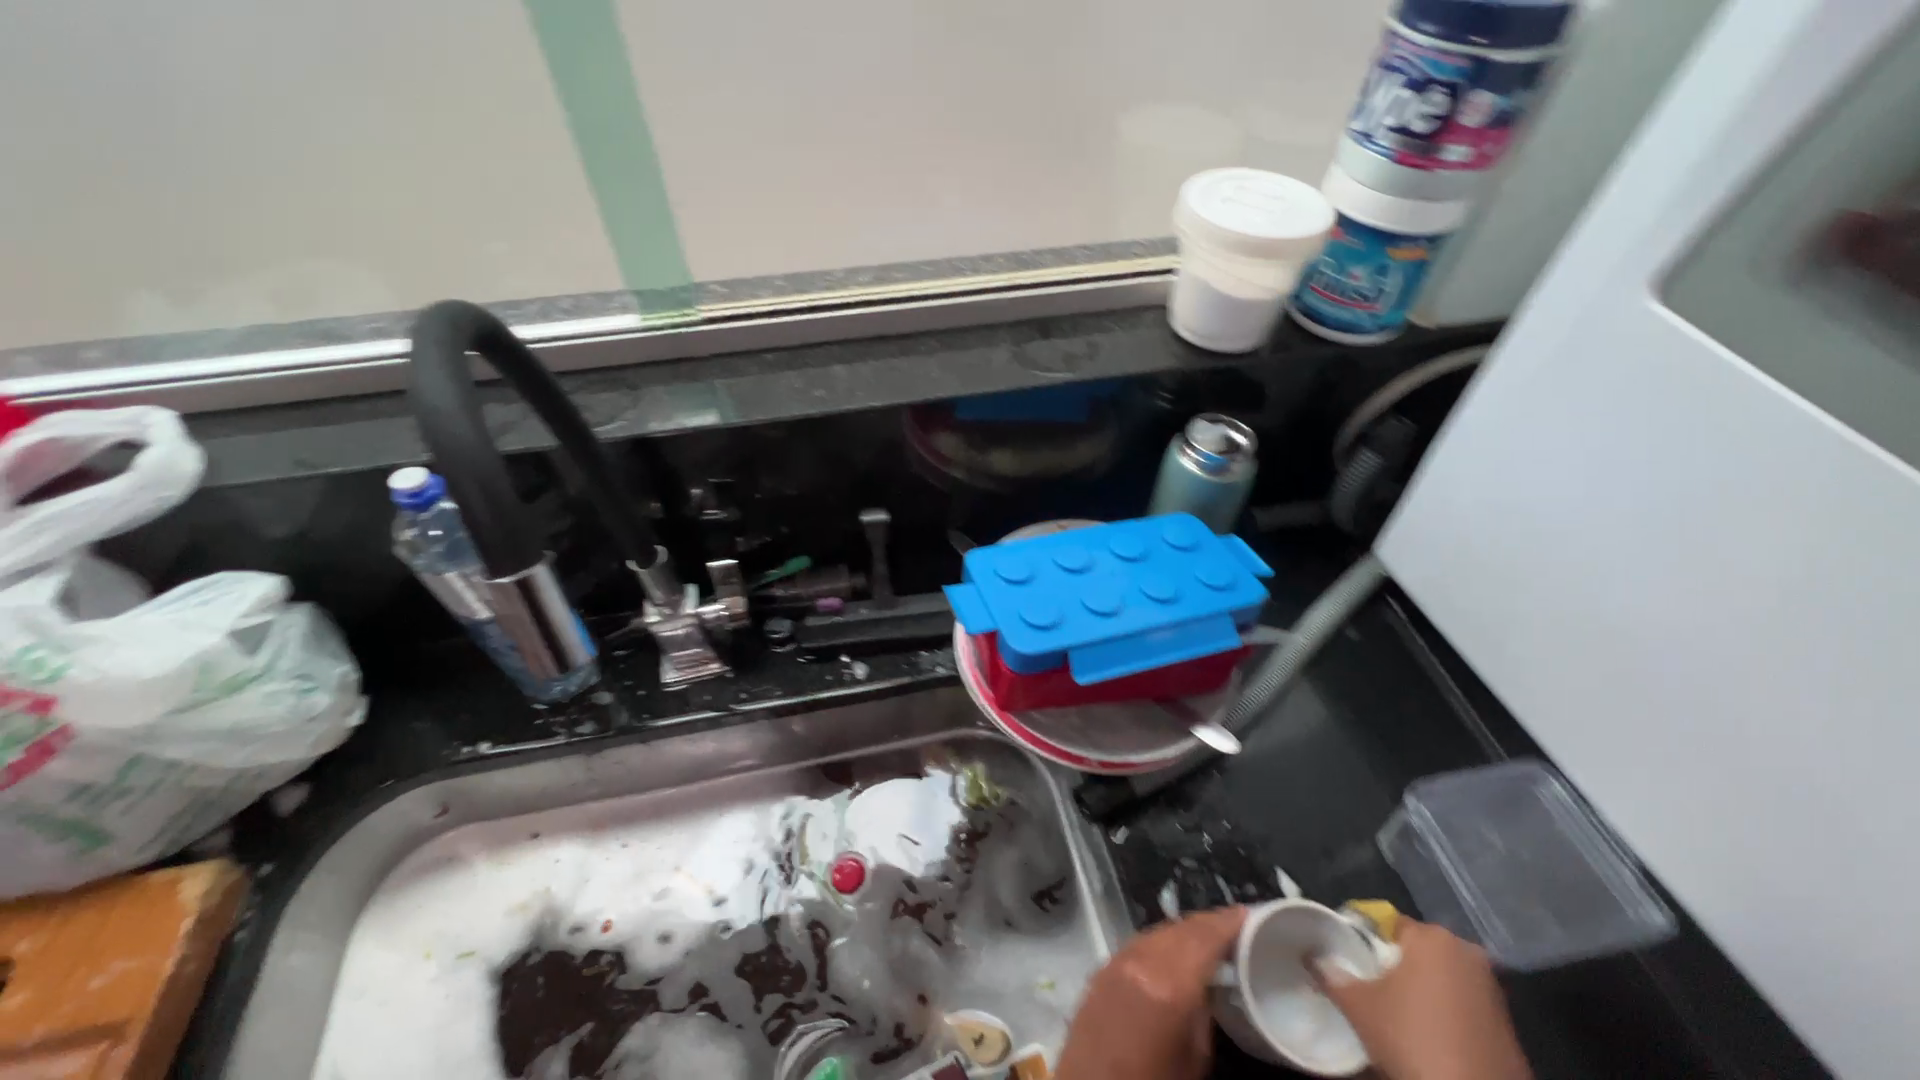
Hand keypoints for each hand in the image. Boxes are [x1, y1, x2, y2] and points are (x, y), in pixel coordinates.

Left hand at [1054, 907, 1244, 1079]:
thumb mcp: (1195, 1058)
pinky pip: (1138, 944)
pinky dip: (1161, 941)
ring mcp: (1114, 963)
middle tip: (1235, 926)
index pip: (1204, 937)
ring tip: (1210, 938)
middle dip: (1208, 923)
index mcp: (1168, 984)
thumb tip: (1209, 984)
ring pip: (1157, 932)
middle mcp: (1139, 962)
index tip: (1250, 914)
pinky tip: (1174, 952)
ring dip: (1184, 930)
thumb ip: (1204, 1012)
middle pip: (1180, 928)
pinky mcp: (1099, 972)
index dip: (1228, 922)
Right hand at [1316, 918, 1532, 1079]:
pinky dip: (1446, 1010)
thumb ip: (1331, 974)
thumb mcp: (1358, 1006)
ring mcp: (1491, 984)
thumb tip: (1312, 956)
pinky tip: (1431, 1035)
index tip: (1352, 966)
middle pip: (1417, 949)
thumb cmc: (1412, 1038)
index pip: (1388, 924)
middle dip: (1395, 966)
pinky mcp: (1505, 1017)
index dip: (1366, 943)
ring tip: (1400, 1016)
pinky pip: (1463, 1000)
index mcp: (1432, 937)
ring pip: (1441, 975)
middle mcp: (1466, 950)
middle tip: (1373, 992)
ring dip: (1422, 989)